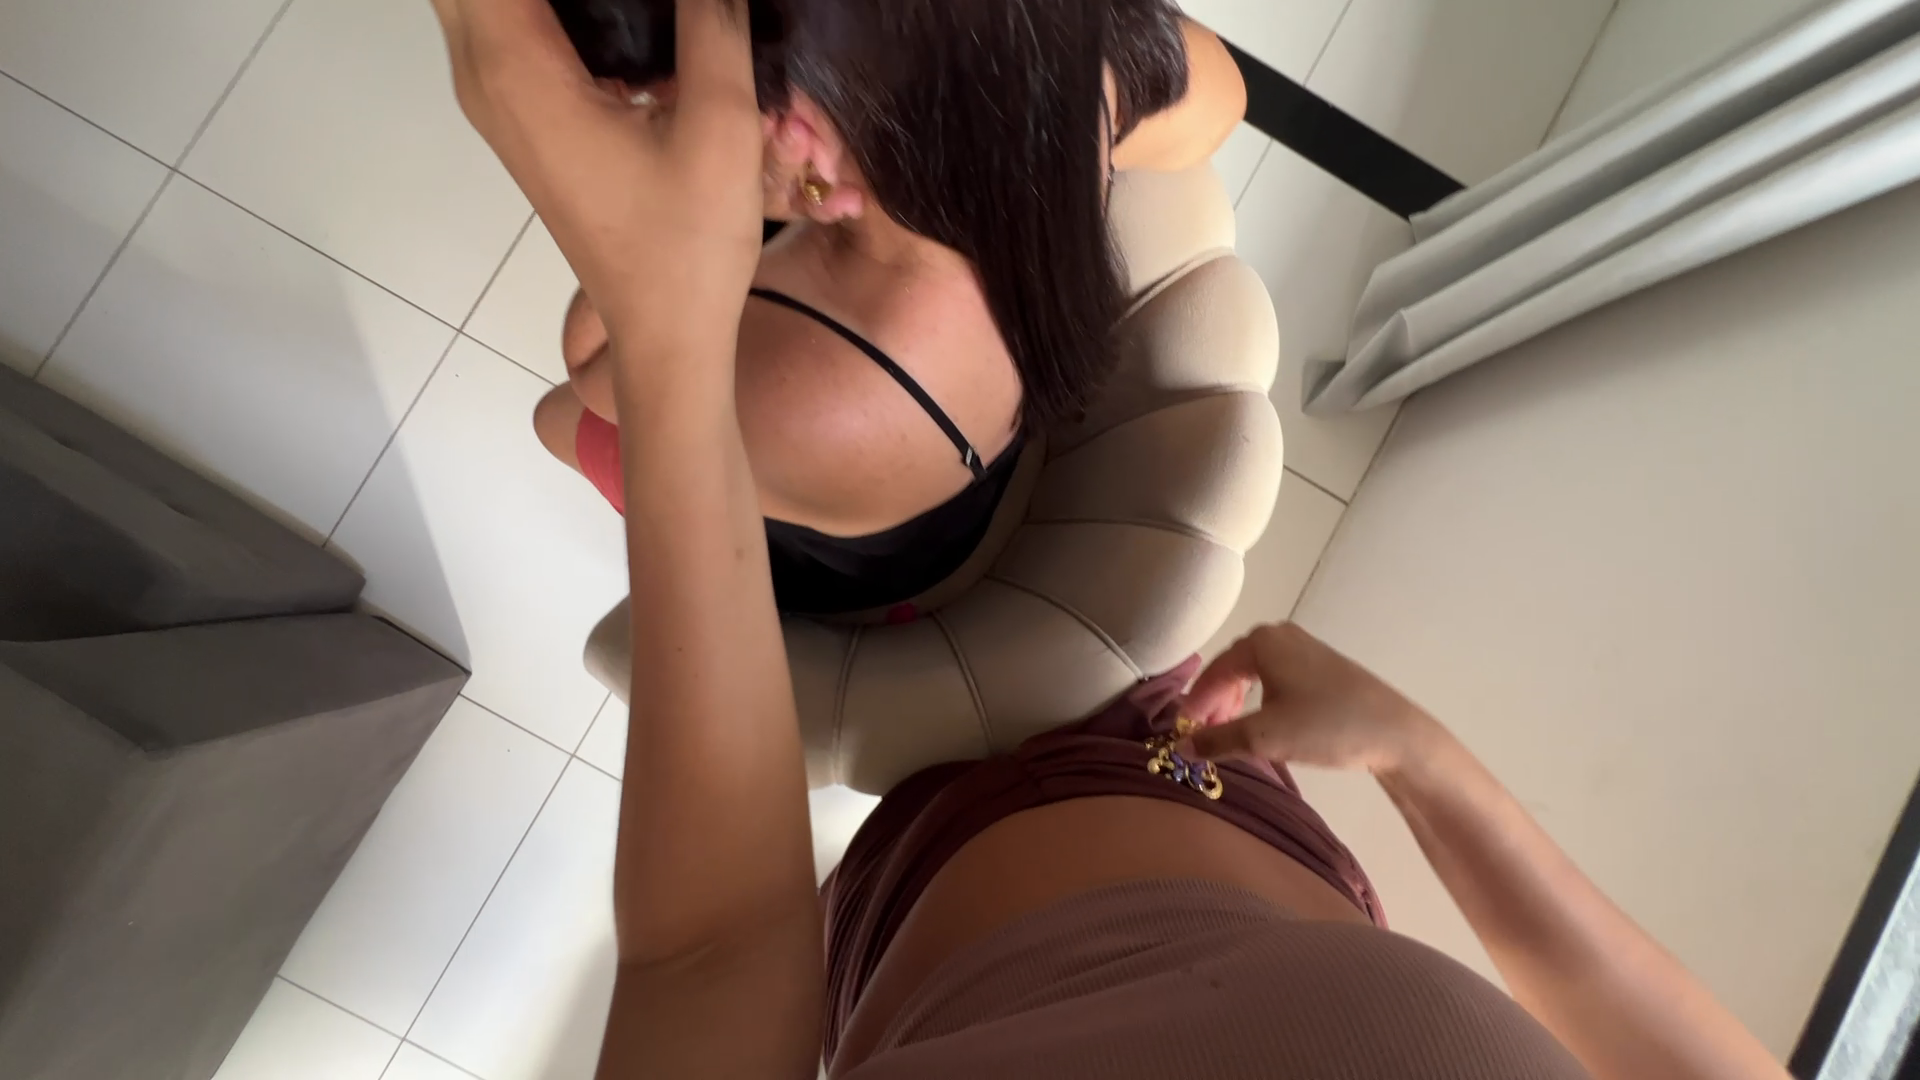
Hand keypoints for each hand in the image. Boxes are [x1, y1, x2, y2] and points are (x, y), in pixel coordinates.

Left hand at [429, 0, 763, 358]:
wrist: (670, 335)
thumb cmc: (690, 245)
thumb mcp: (719, 126)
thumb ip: (711, 20)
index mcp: (516, 65)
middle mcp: (485, 76)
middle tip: (637, 1)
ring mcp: (501, 107)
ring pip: (487, 0)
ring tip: (631, 9)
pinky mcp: (529, 132)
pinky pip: (511, 34)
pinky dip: (553, 13)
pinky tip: (622, 24)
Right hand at [1180, 623, 1443, 775]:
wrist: (1399, 735)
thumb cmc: (1326, 727)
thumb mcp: (1263, 738)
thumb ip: (1216, 740)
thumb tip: (1180, 747)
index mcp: (1260, 641)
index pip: (1213, 672)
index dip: (1196, 704)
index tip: (1184, 732)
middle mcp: (1278, 635)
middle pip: (1231, 670)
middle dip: (1216, 703)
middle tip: (1208, 735)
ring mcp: (1303, 647)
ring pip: (1253, 674)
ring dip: (1237, 703)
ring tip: (1232, 732)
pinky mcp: (1322, 665)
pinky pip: (1275, 677)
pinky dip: (1261, 699)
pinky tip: (1264, 722)